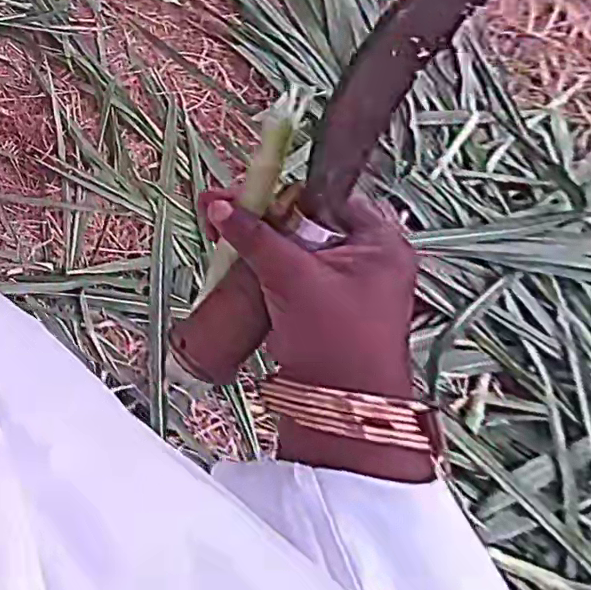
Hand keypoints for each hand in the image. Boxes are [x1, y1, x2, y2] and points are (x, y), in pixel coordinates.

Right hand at [201, 191, 416, 397]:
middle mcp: (361, 255)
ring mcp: (336, 276)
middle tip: (215, 207)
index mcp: (378, 243)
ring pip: (284, 239)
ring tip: (212, 226)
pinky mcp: (311, 294)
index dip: (281, 192)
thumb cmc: (335, 334)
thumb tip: (217, 203)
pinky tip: (224, 247)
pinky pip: (277, 262)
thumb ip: (254, 236)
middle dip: (254, 212)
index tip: (241, 192)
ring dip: (246, 233)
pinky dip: (250, 254)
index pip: (325, 197)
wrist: (338, 397)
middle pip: (299, 217)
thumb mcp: (292, 277)